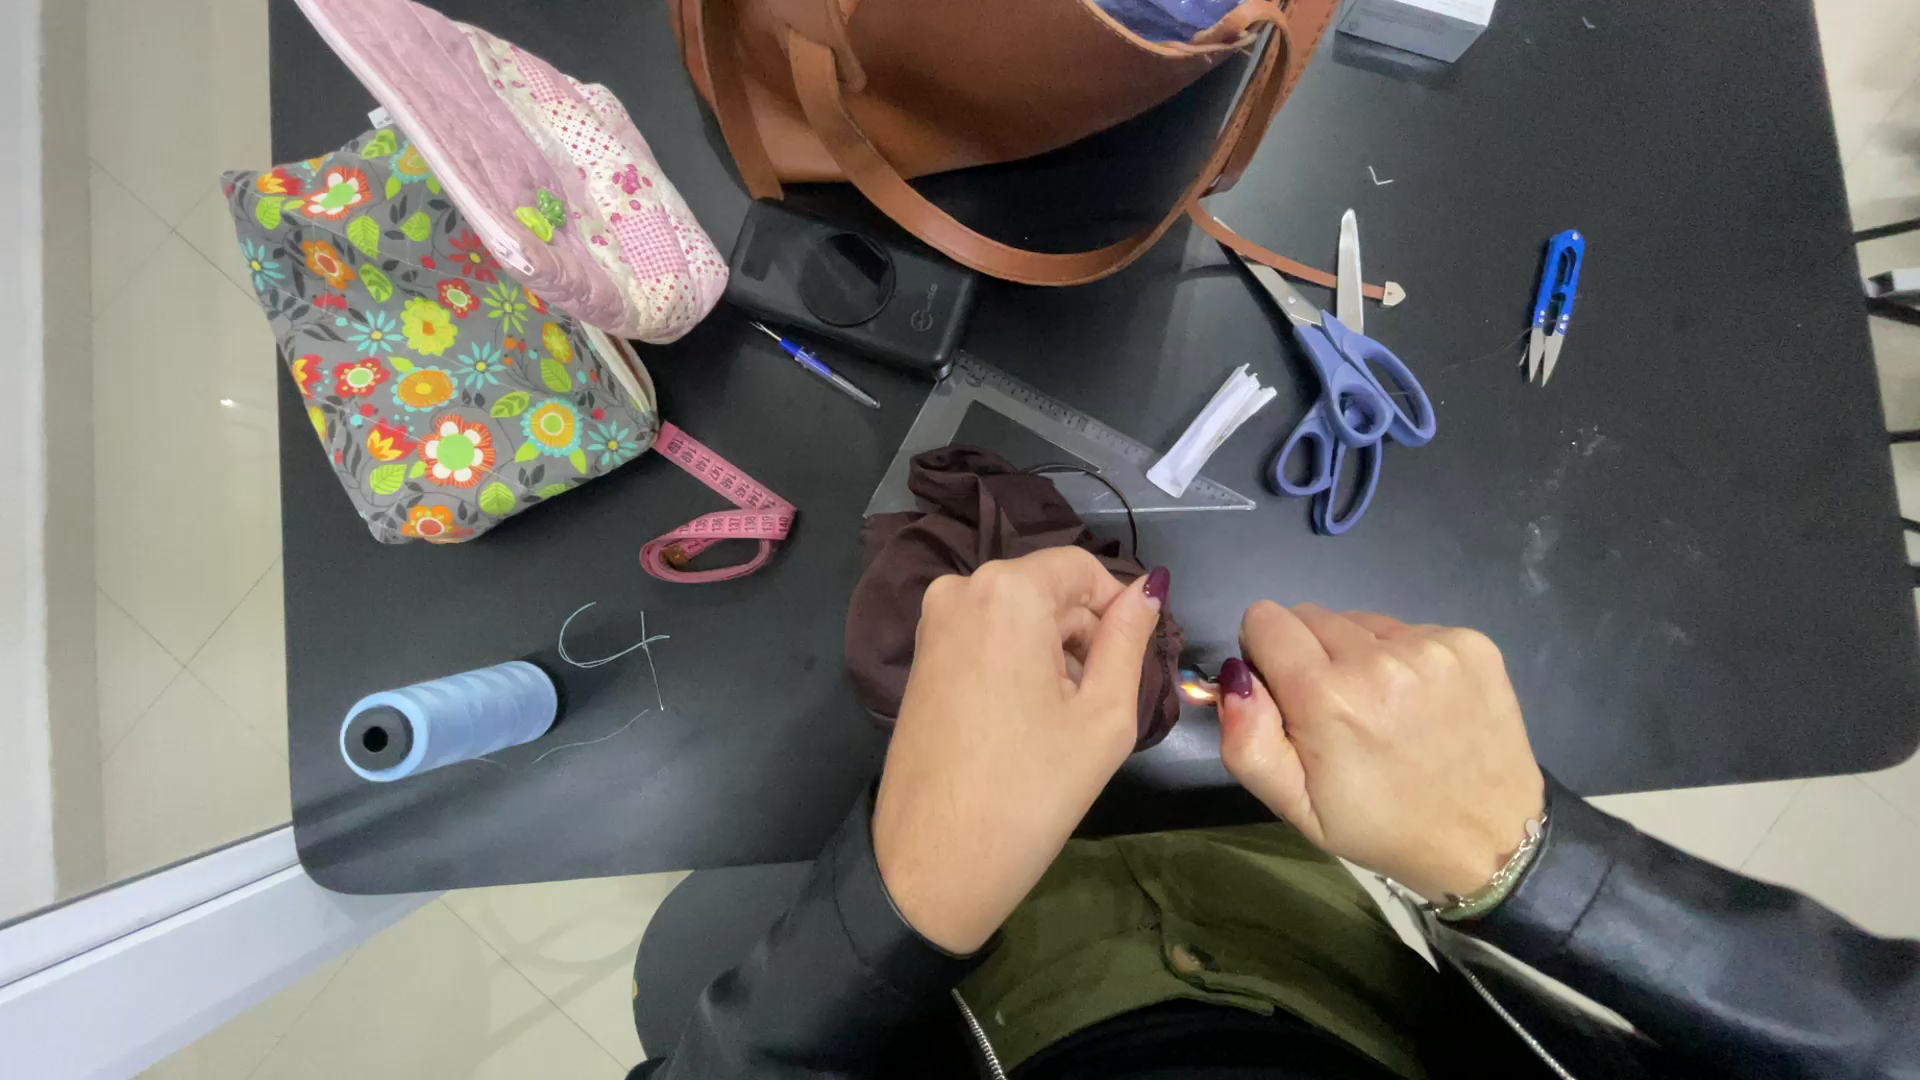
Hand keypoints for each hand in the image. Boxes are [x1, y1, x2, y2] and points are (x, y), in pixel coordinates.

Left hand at [872, 548, 1167, 952]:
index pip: (1081, 568)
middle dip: (1082, 636)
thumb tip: (1149, 589)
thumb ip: (1130, 638)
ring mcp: (932, 621)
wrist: (933, 862)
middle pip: (1048, 590)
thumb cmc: (1032, 788)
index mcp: (1005, 590)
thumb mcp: (1104, 712)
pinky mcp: (921, 654)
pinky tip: (1025, 717)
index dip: (1117, 607)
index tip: (1132, 660)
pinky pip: (986, 634)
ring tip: (1060, 719)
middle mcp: (959, 588)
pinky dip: (1016, 660)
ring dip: (1052, 652)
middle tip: (1095, 704)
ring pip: (1018, 614)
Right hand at [1216, 603, 1543, 902]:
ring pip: (1355, 620)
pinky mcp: (1469, 643)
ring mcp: (1430, 647)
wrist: (1492, 843)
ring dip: (1353, 653)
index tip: (1285, 692)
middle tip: (1333, 707)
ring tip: (1379, 706)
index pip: (1264, 618)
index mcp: (1325, 696)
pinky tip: (1416, 700)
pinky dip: (1398, 655)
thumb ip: (1245, 739)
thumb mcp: (1291, 804)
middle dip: (1306, 652)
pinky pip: (1403, 627)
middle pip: (1307, 614)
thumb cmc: (1376, 823)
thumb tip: (1236, 675)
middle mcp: (1377, 658)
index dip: (1263, 652)